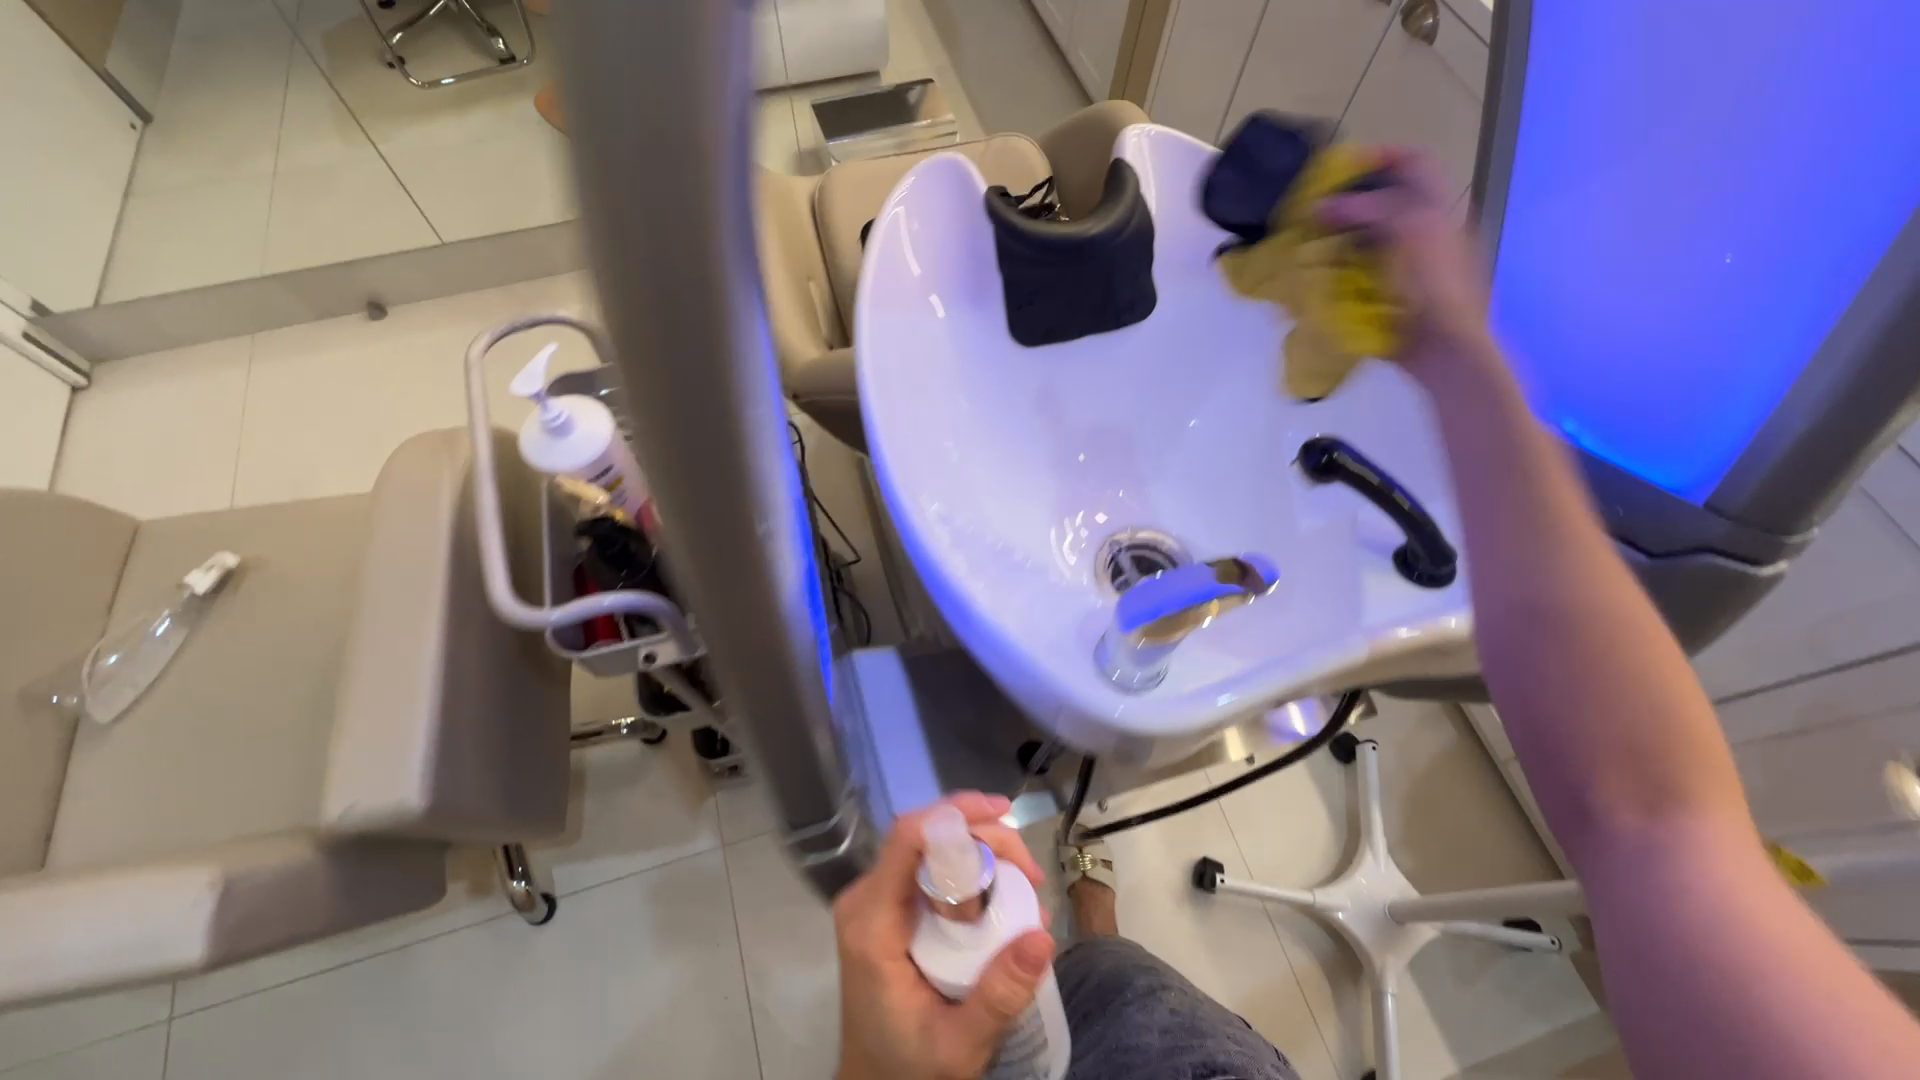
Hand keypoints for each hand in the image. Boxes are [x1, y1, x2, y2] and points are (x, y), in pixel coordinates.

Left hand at [834, 793, 1055, 1079]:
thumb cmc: (908, 1068)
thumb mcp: (960, 1044)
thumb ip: (999, 994)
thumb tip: (1043, 936)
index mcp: (873, 925)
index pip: (906, 842)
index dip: (953, 816)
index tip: (1002, 815)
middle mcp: (867, 901)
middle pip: (925, 839)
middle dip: (984, 840)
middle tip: (1032, 875)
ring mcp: (875, 901)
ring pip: (930, 849)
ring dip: (981, 854)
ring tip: (1026, 887)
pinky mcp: (888, 909)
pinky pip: (928, 869)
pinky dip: (969, 871)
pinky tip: (1003, 895)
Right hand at [1320, 149, 1496, 378]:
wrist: (1444, 350)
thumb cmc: (1434, 285)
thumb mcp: (1410, 229)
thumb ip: (1369, 208)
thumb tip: (1322, 205)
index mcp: (1436, 210)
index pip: (1411, 164)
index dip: (1379, 157)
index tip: (1340, 168)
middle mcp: (1423, 232)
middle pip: (1384, 202)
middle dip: (1348, 201)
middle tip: (1313, 208)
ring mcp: (1406, 266)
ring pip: (1367, 239)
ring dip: (1337, 237)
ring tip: (1307, 242)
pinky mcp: (1390, 296)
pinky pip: (1358, 275)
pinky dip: (1336, 271)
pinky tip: (1317, 276)